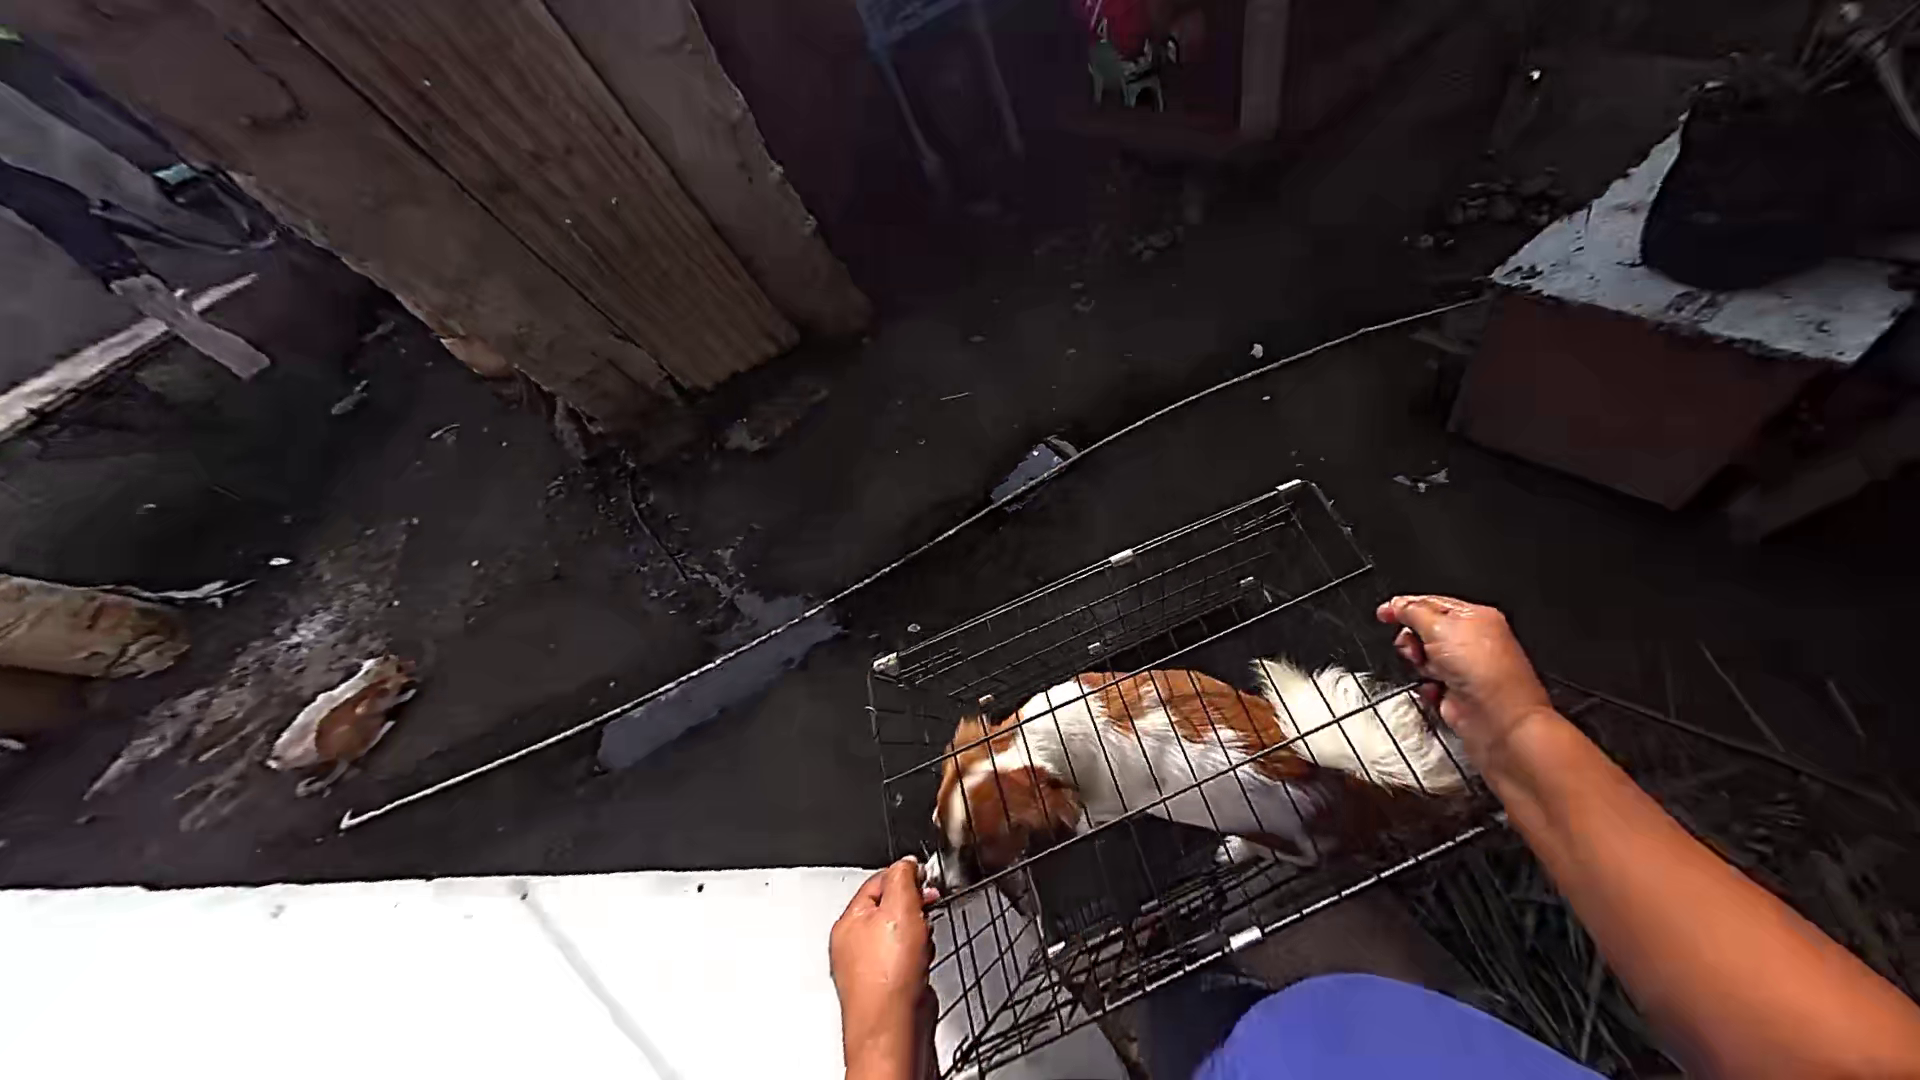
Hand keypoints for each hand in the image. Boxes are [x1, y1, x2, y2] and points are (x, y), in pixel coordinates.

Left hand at [830, 858, 940, 1079]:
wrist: (894, 1031)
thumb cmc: (888, 978)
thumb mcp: (900, 907)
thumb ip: (903, 877)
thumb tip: (907, 863)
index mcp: (849, 920)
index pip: (878, 881)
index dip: (904, 876)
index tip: (924, 877)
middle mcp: (854, 944)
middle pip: (891, 907)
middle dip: (914, 906)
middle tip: (928, 907)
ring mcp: (870, 967)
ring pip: (902, 933)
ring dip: (919, 933)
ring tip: (923, 943)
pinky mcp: (887, 987)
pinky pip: (907, 958)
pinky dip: (919, 956)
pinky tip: (923, 963)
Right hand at [1375, 595, 1555, 760]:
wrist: (1496, 715)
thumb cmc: (1484, 670)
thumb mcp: (1440, 626)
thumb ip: (1412, 611)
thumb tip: (1395, 604)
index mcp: (1473, 617)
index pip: (1429, 603)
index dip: (1404, 607)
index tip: (1384, 613)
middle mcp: (1469, 639)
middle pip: (1420, 629)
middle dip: (1411, 639)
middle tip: (1416, 646)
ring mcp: (1461, 664)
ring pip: (1419, 654)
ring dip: (1417, 661)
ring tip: (1430, 669)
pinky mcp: (1452, 686)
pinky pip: (1423, 677)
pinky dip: (1423, 681)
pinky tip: (1435, 684)